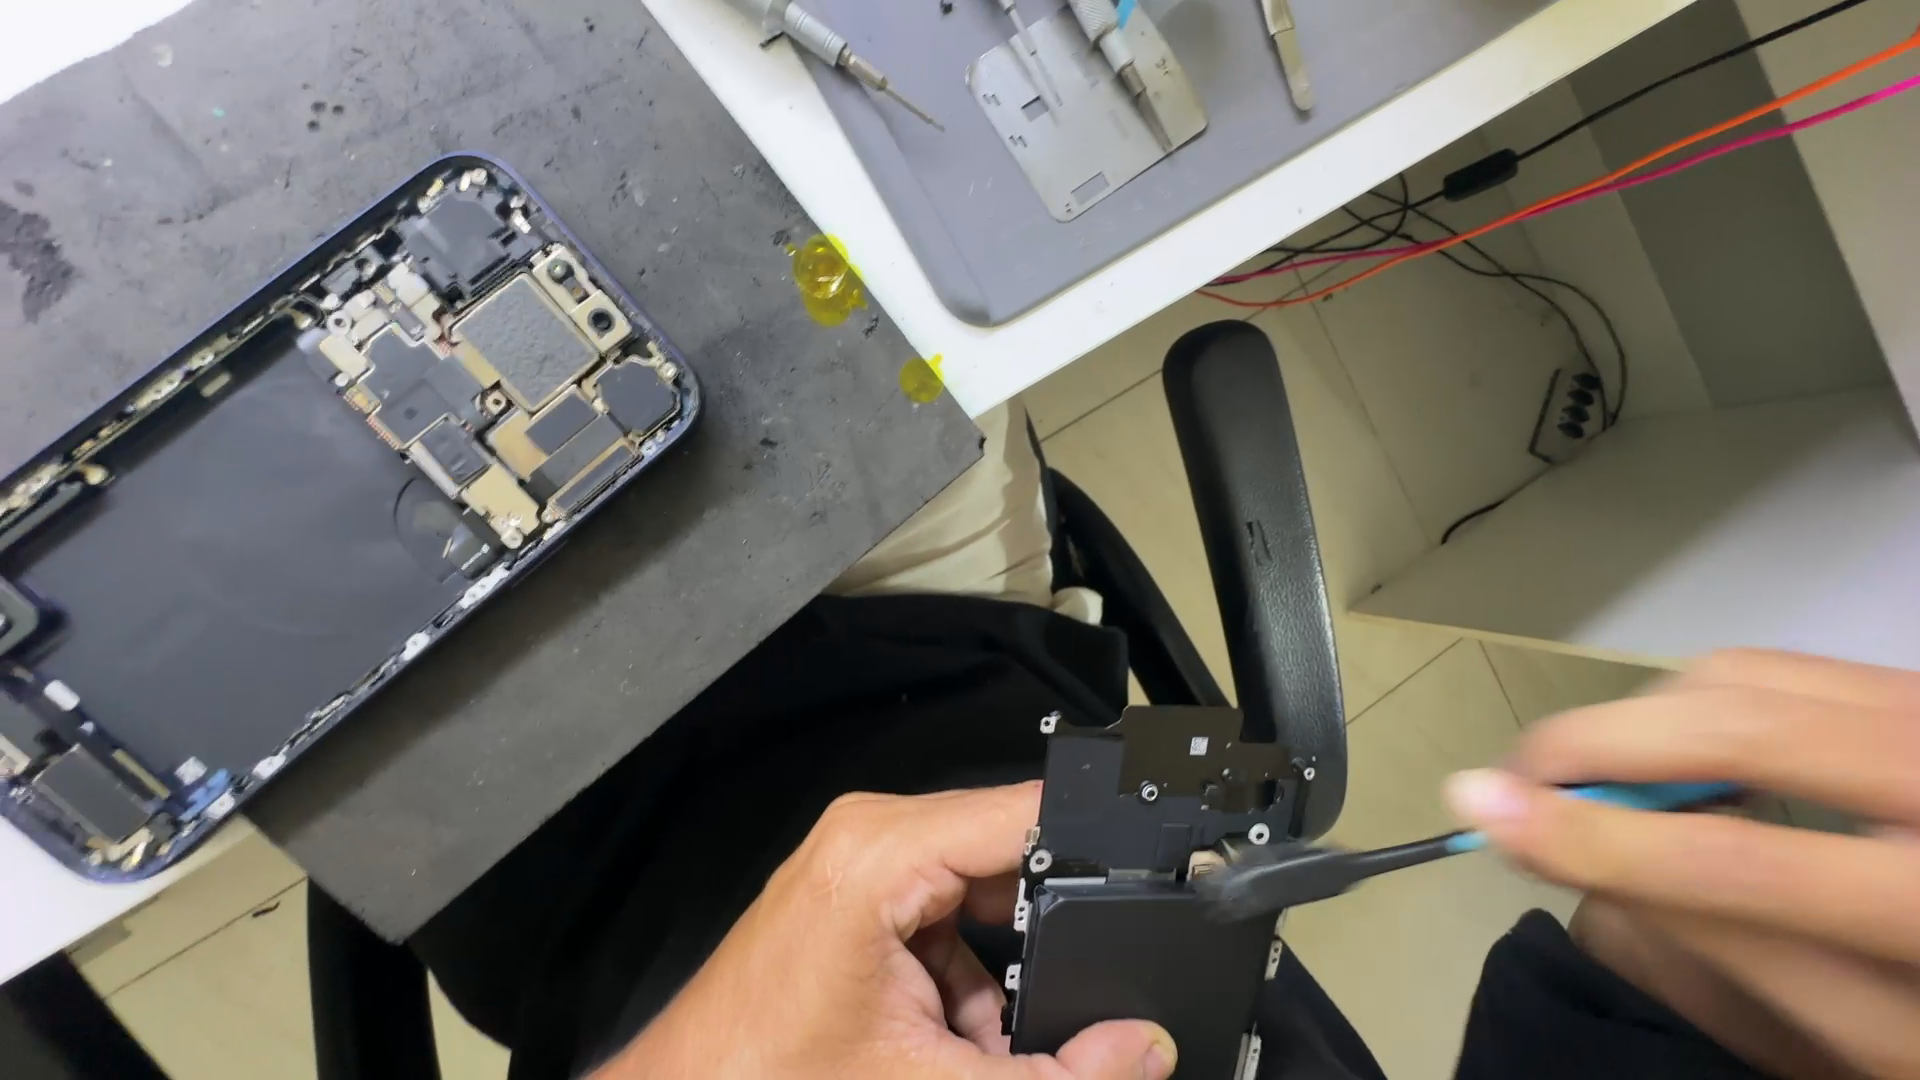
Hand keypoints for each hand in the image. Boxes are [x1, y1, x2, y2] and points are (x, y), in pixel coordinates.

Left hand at [598, 782, 1177, 1079]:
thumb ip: (1052, 1075)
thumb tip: (1141, 1048)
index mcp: (882, 850)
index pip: (1021, 813)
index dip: (1091, 848)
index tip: (1144, 886)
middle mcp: (872, 830)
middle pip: (1003, 849)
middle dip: (1044, 926)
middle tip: (1060, 999)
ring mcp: (861, 852)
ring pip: (977, 881)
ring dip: (1002, 956)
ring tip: (978, 1032)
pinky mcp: (857, 882)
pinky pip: (942, 901)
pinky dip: (967, 961)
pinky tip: (955, 1030)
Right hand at [1444, 650, 1919, 1079]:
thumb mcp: (1858, 1028)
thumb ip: (1707, 935)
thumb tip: (1537, 837)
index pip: (1741, 861)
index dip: (1595, 833)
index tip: (1478, 806)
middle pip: (1734, 726)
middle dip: (1590, 746)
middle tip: (1515, 779)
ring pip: (1732, 676)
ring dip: (1633, 723)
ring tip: (1599, 778)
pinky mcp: (1904, 687)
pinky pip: (1762, 665)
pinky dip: (1682, 702)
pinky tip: (1671, 757)